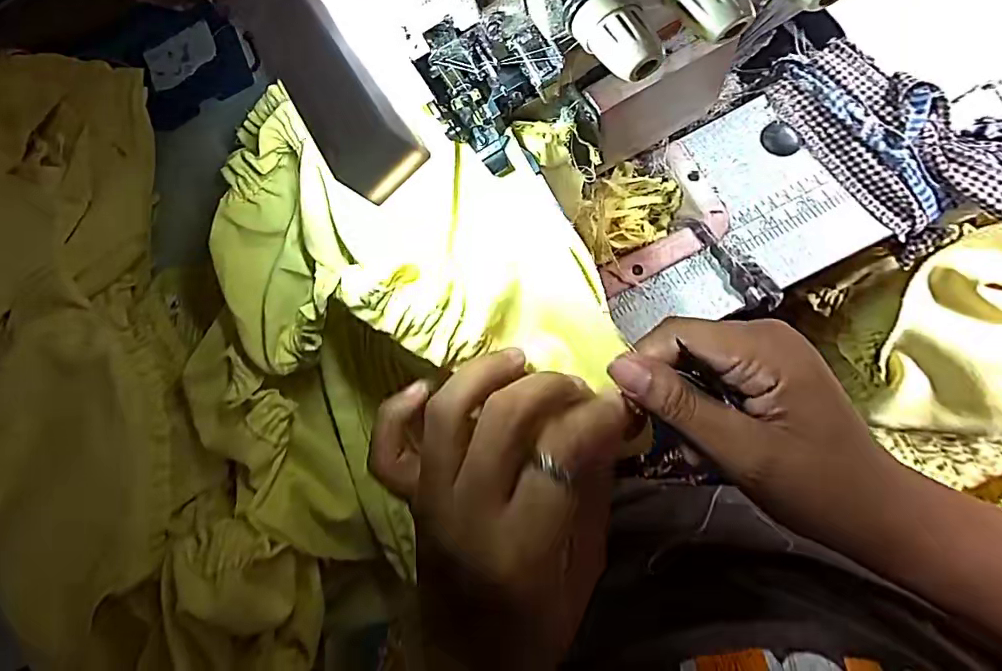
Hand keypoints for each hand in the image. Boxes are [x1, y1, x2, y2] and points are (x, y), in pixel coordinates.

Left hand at [370, 349, 636, 670]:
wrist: (471, 663)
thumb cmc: (539, 619)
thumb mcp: (584, 562)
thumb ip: (593, 486)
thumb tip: (608, 415)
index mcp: (521, 545)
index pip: (558, 451)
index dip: (594, 416)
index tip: (614, 402)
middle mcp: (467, 513)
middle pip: (501, 417)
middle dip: (546, 386)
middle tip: (573, 385)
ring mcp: (428, 501)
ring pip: (445, 412)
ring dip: (483, 373)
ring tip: (518, 361)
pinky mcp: (406, 498)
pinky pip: (387, 446)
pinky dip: (399, 407)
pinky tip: (429, 386)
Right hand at [607, 317, 902, 544]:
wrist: (882, 515)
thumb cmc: (820, 489)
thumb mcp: (742, 452)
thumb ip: (680, 406)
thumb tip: (619, 367)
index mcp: (762, 344)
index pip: (677, 332)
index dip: (644, 364)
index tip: (626, 407)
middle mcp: (763, 333)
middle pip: (685, 343)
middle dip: (664, 386)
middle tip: (654, 433)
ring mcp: (768, 349)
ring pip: (697, 360)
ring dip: (684, 401)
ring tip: (690, 448)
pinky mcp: (769, 368)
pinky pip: (718, 373)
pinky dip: (705, 404)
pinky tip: (710, 441)